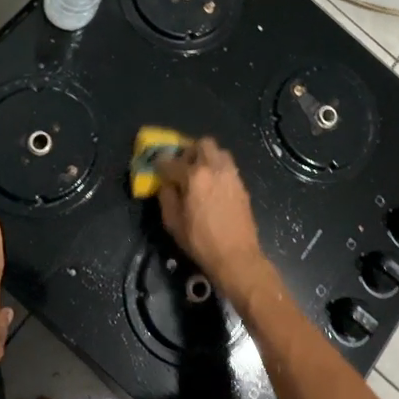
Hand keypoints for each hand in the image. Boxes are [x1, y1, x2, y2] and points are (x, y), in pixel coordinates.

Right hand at [154, 138, 268, 295]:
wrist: (236, 255)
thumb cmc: (200, 241)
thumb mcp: (173, 222)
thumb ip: (166, 197)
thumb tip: (166, 184)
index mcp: (194, 176)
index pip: (171, 161)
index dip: (161, 164)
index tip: (157, 168)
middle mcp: (214, 168)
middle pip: (202, 144)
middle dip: (189, 151)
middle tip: (183, 166)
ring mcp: (231, 174)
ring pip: (218, 151)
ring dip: (206, 156)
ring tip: (200, 174)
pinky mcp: (241, 184)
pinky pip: (228, 165)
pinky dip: (218, 168)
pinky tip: (213, 186)